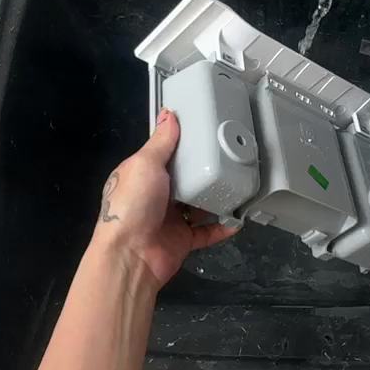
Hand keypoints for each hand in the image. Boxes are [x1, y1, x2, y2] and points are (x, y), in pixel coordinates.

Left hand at [91, 109, 237, 287]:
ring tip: (239, 185)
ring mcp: (169, 219)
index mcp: (142, 175)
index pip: (164, 155)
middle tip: (229, 157)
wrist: (130, 255)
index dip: (182, 144)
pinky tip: (237, 219)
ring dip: (216, 199)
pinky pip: (207, 232)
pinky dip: (222, 227)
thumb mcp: (145, 164)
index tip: (205, 133)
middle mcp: (155, 196)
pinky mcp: (182, 241)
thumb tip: (168, 113)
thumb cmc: (133, 204)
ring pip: (197, 205)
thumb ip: (161, 142)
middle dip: (203, 171)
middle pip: (184, 179)